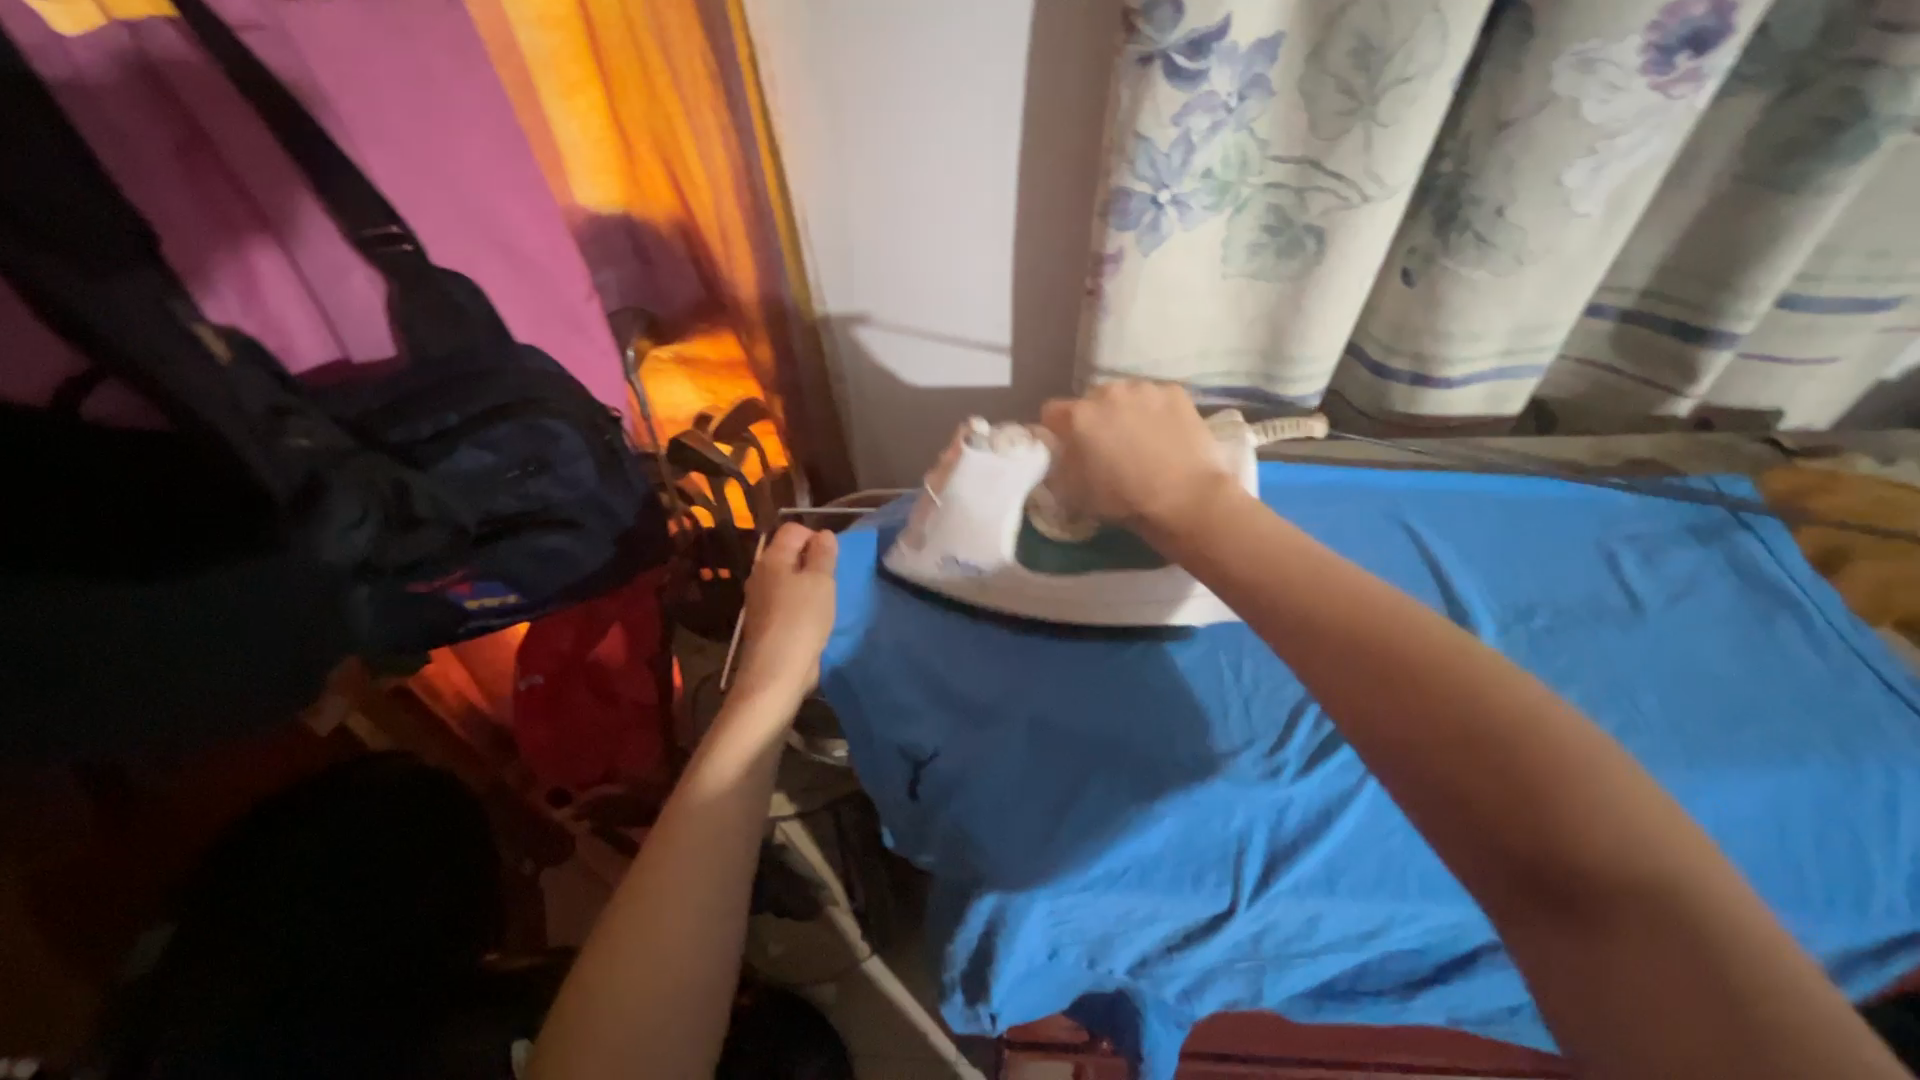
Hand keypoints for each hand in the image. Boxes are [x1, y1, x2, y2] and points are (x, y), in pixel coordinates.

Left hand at [730, 522, 837, 705]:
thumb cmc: (802, 619)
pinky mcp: (764, 620)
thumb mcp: (821, 581)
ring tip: (827, 599)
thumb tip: (824, 535)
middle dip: (813, 560)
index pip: (793, 530)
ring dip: (808, 583)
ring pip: (788, 578)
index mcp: (772, 558)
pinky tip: (813, 617)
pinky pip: (785, 599)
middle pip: (788, 553)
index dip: (815, 536)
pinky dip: (800, 602)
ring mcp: (759, 598)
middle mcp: (760, 573)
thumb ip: (823, 554)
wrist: (776, 670)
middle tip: (833, 578)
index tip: (834, 557)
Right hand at [1039, 380, 1235, 530]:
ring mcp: (1144, 389)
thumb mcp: (1074, 493)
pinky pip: (1156, 398)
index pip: (1051, 412)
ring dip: (1126, 413)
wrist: (1186, 498)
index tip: (1068, 448)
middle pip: (1090, 401)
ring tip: (1142, 441)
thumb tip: (1057, 454)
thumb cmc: (1124, 500)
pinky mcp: (1176, 392)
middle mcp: (1107, 392)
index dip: (1057, 431)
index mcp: (1078, 416)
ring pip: (1125, 396)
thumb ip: (1057, 466)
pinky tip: (1167, 436)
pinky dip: (1157, 413)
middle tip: (1109, 447)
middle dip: (1095, 420)